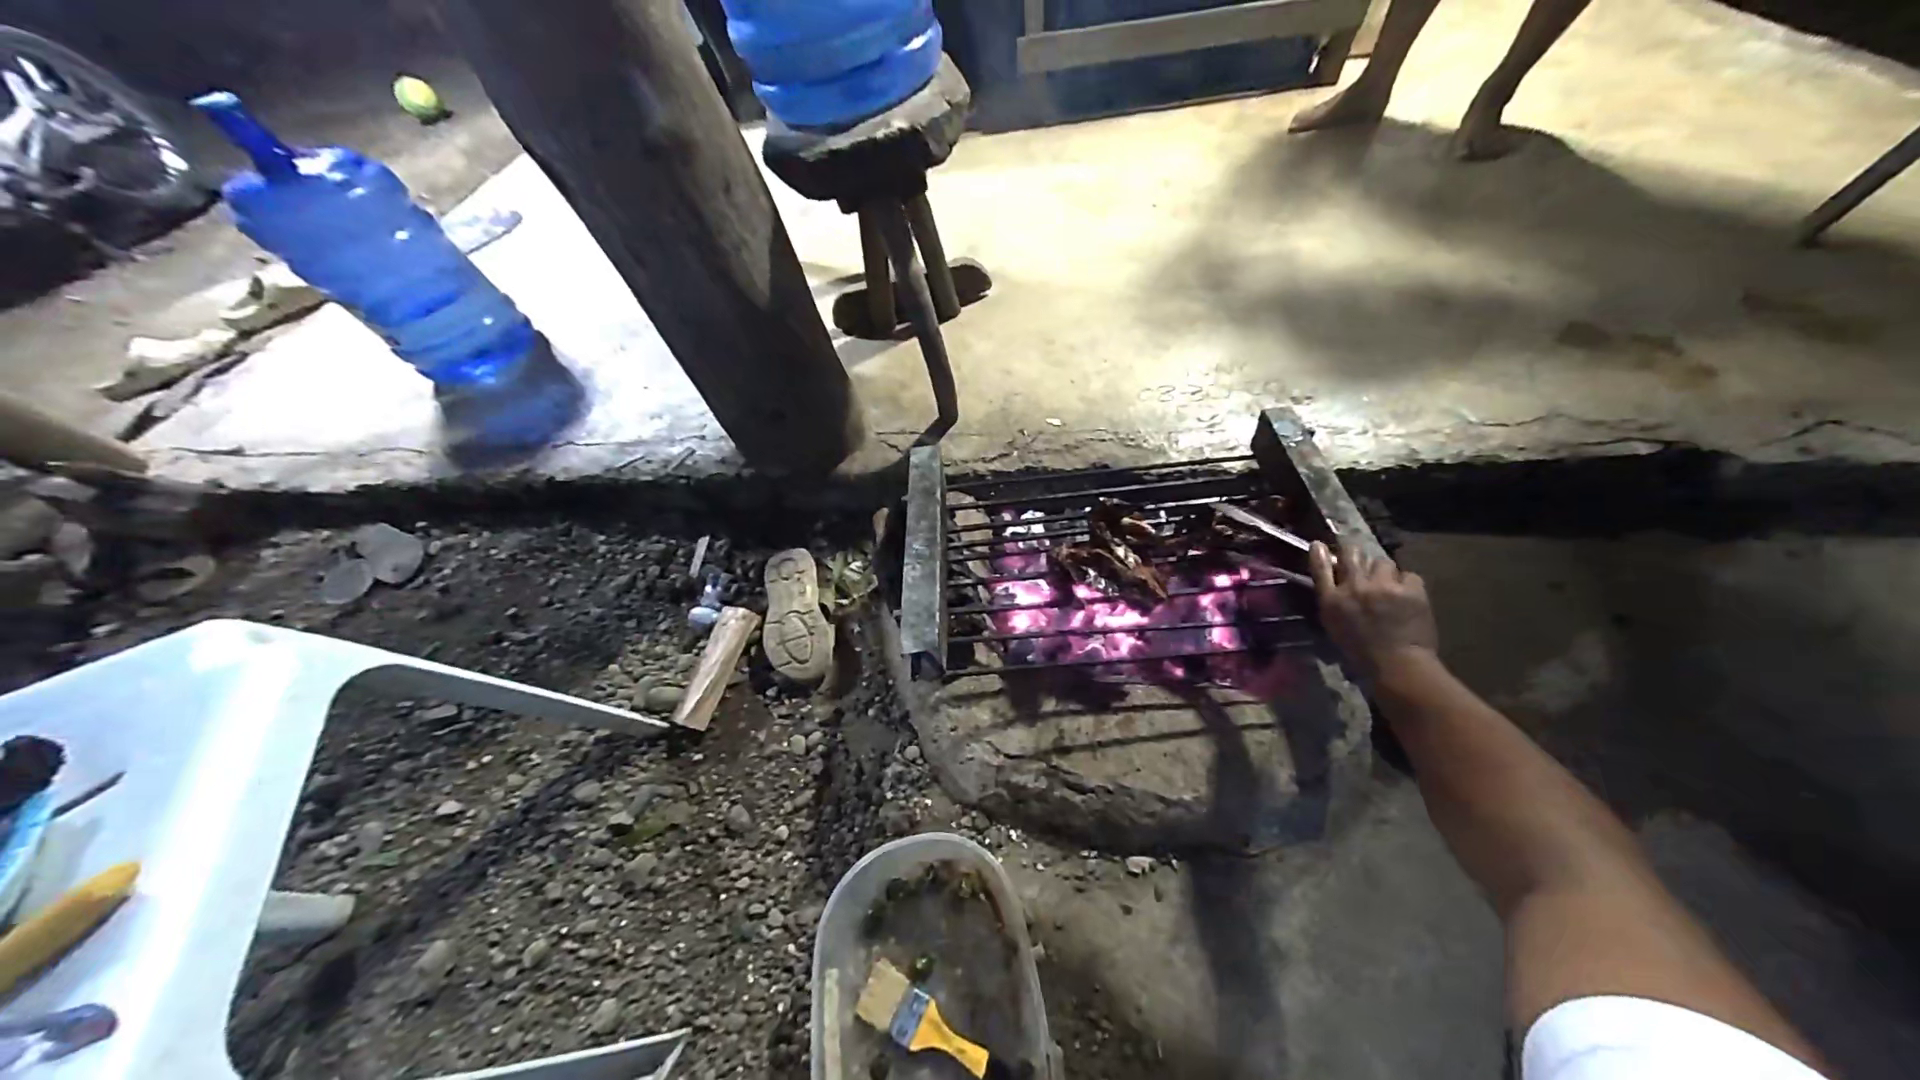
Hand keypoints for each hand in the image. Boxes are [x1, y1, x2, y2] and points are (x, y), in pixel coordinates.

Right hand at [1309, 541, 1438, 677]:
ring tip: (1388, 585)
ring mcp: (1384, 586)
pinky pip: (1409, 575)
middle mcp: (1354, 587)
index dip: (1319, 553)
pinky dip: (1408, 584)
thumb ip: (1332, 600)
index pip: (1321, 568)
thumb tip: (1334, 582)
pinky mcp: (1411, 589)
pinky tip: (1407, 596)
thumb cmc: (1360, 651)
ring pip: (1383, 563)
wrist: (1398, 664)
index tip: (1319, 544)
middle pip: (1351, 555)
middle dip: (1354, 553)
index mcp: (1332, 600)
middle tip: (1360, 560)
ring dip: (1384, 572)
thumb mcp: (1334, 626)